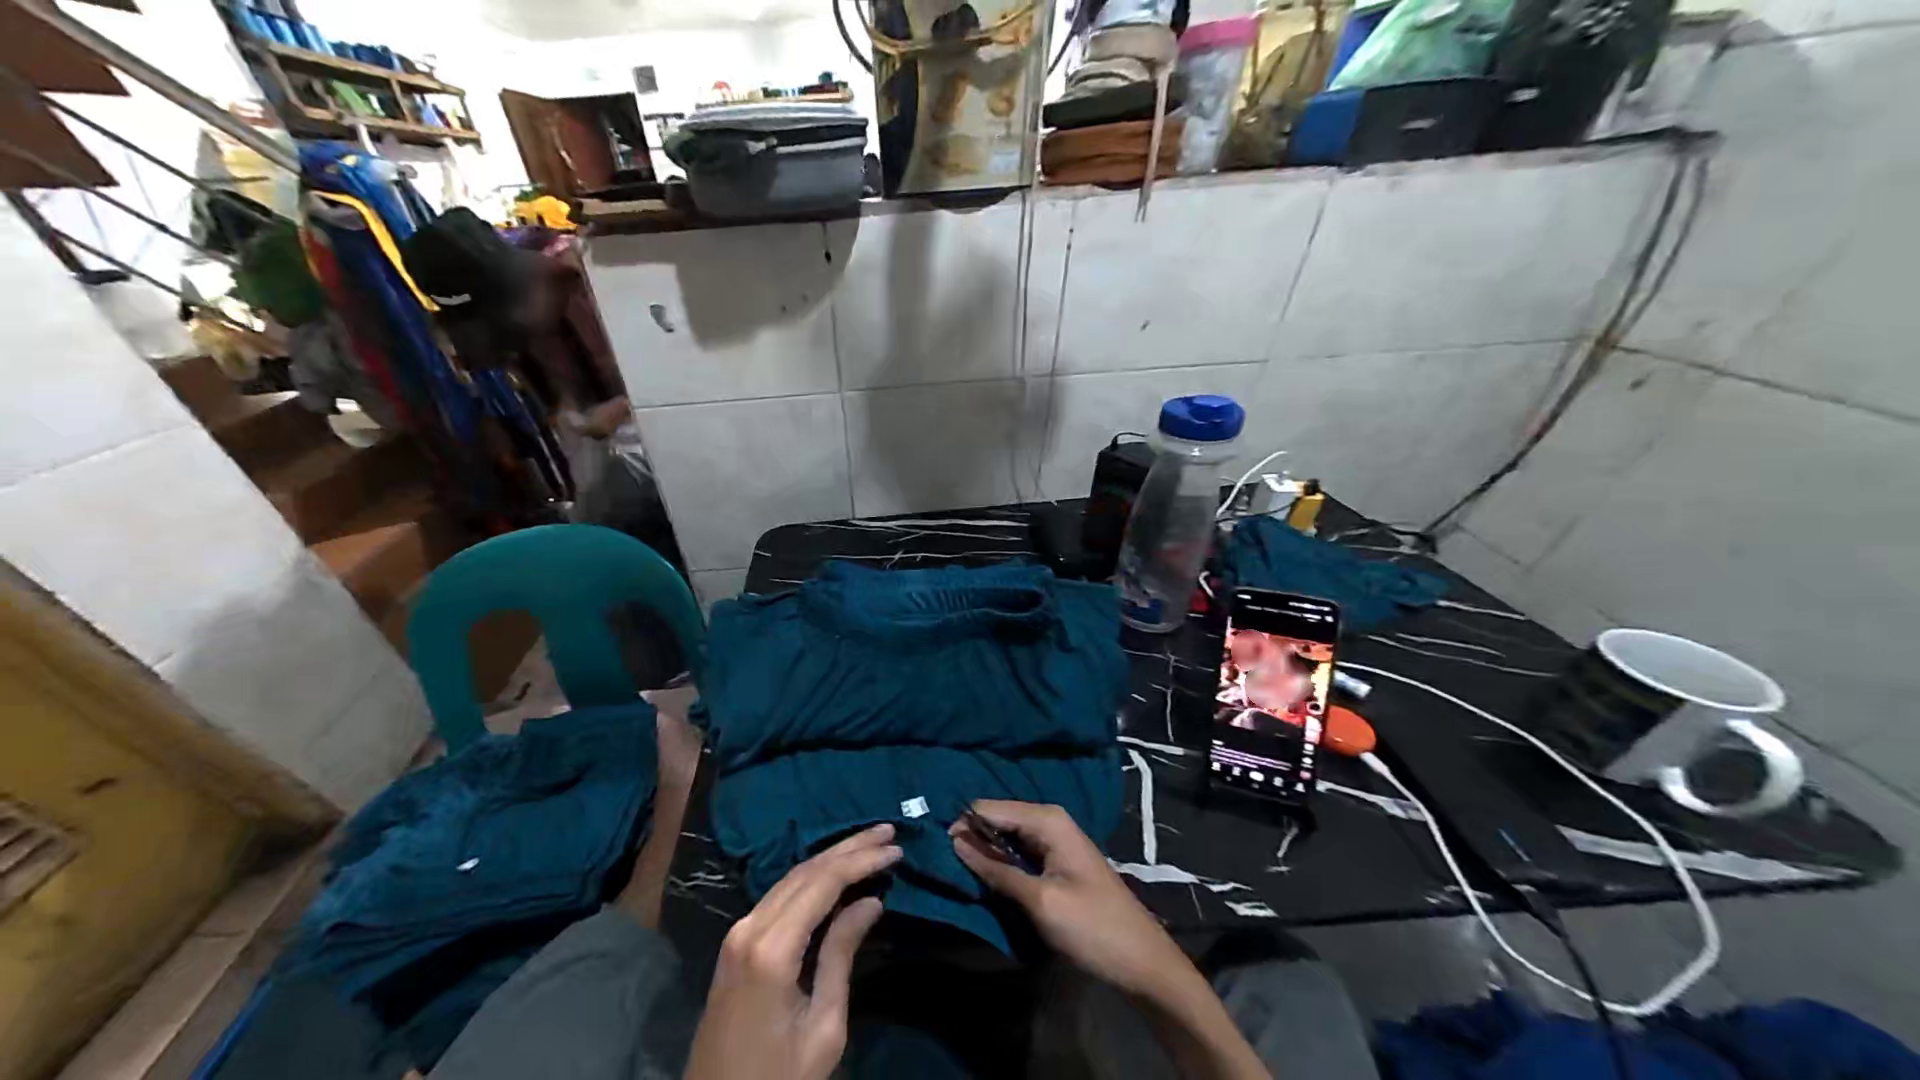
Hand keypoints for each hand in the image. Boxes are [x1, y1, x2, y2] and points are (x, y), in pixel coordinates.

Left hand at [684, 824, 901, 1079]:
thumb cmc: (777, 1077)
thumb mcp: (823, 1028)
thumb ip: (842, 956)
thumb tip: (871, 902)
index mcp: (771, 949)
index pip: (823, 883)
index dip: (861, 860)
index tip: (895, 849)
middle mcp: (749, 927)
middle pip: (805, 871)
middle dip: (850, 847)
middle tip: (888, 831)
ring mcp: (738, 933)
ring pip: (791, 877)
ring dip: (831, 857)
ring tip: (869, 842)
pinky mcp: (736, 943)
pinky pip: (779, 894)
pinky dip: (812, 877)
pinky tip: (835, 871)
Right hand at [954, 803, 1270, 1079]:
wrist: (1142, 961)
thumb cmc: (1092, 928)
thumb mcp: (1039, 901)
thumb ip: (996, 869)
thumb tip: (955, 840)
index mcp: (1047, 819)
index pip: (988, 807)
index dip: (962, 826)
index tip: (937, 850)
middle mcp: (1049, 820)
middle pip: (996, 817)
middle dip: (971, 835)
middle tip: (945, 863)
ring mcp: (1054, 840)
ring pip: (1005, 835)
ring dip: (984, 850)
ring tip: (959, 871)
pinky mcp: (1055, 861)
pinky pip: (1018, 851)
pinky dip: (1001, 862)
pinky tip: (986, 878)